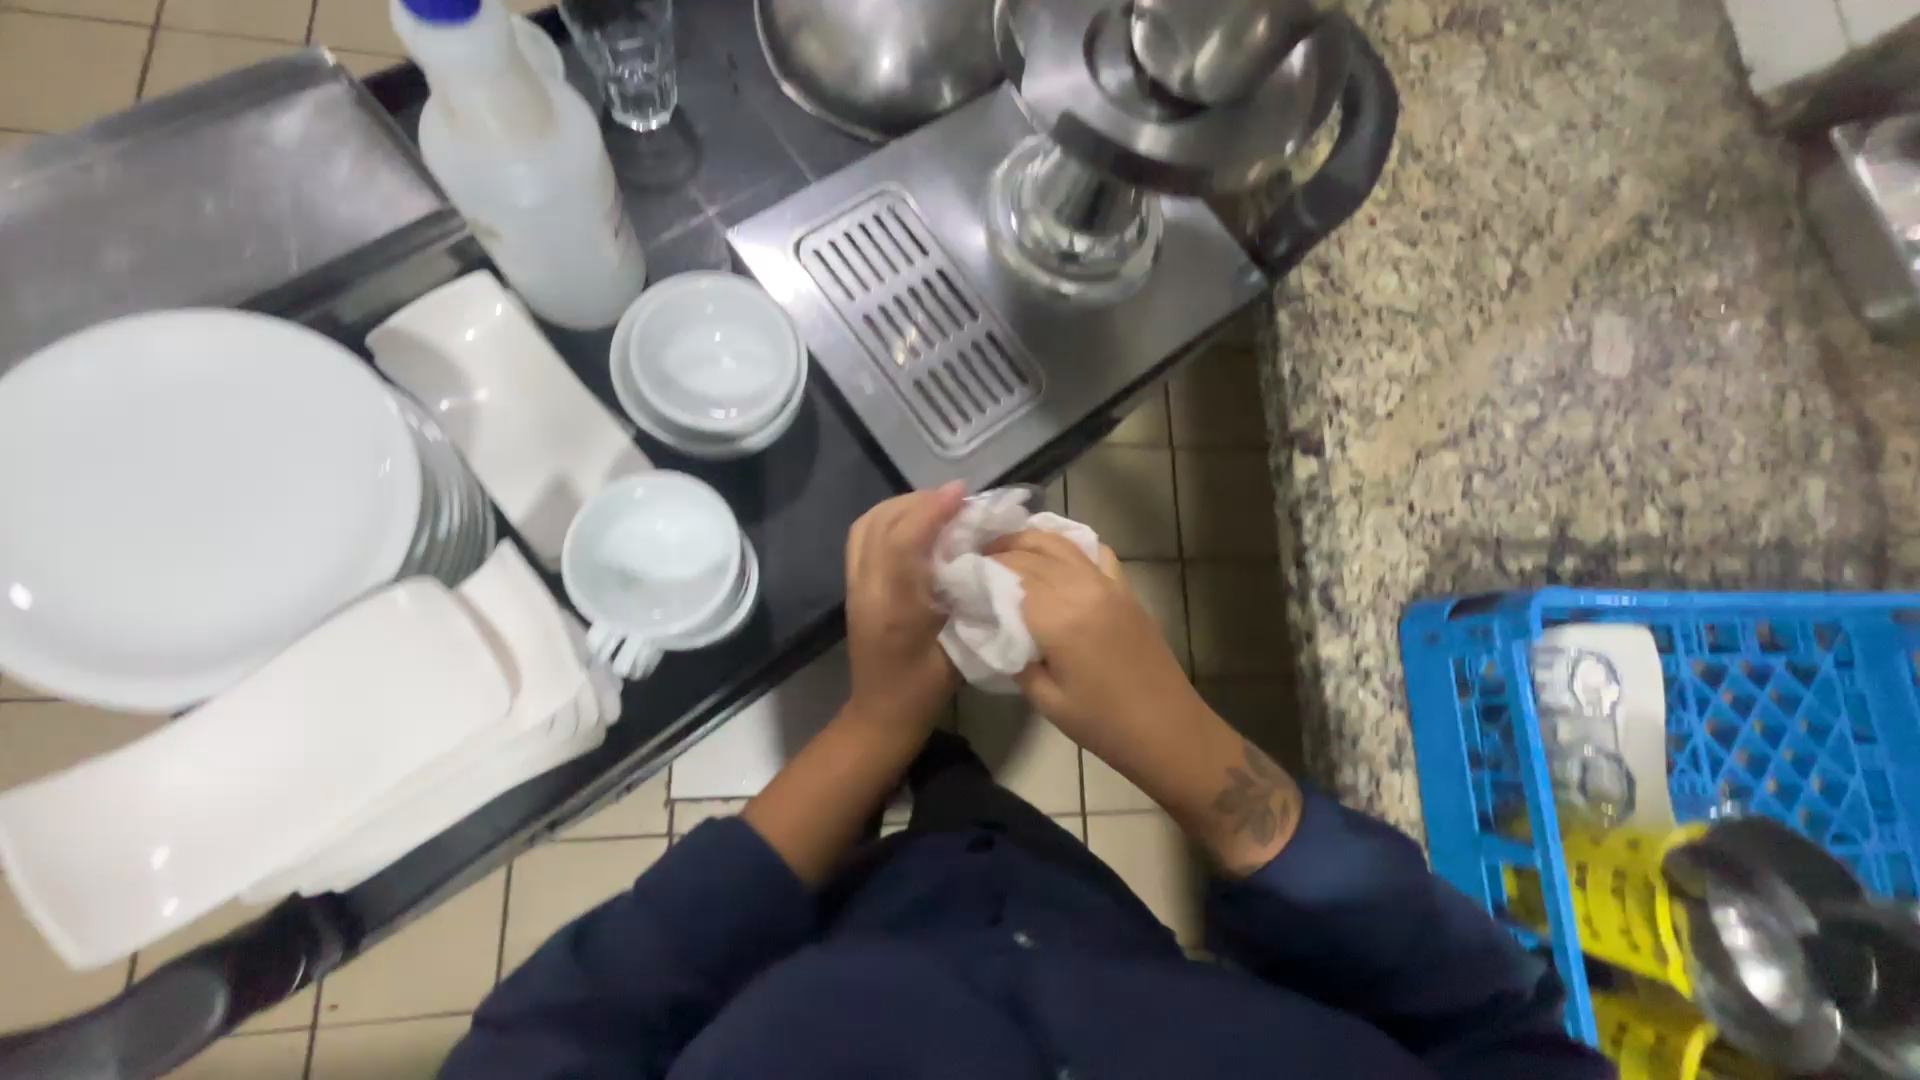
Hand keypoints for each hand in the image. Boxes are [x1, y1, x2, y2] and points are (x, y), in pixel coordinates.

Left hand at [842, 482, 967, 732]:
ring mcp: (854, 587)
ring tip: (937, 507)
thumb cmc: (924, 691)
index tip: (962, 493)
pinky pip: (863, 537)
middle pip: (879, 524)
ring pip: (866, 526)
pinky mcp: (852, 586)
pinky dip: (888, 519)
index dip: (931, 511)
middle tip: (957, 500)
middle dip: (918, 501)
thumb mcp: (961, 652)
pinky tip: (916, 524)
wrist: (880, 715)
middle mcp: (867, 590)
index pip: (902, 544)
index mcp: (894, 610)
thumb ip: (972, 606)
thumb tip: (993, 561)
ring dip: (901, 506)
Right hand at [990, 530, 1301, 874]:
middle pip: (1031, 553)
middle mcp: (1083, 589)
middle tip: (972, 557)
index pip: (1009, 574)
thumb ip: (1014, 657)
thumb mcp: (1045, 699)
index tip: (958, 570)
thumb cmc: (1102, 724)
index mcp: (1059, 617)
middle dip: (998, 550)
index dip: (981, 568)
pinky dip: (1069, 544)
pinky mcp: (1125, 590)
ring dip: (1029, 539)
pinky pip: (1095, 552)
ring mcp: (1108, 585)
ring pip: (1061, 544)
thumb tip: (993, 628)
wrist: (1167, 730)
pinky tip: (1053, 551)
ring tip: (1003, 547)